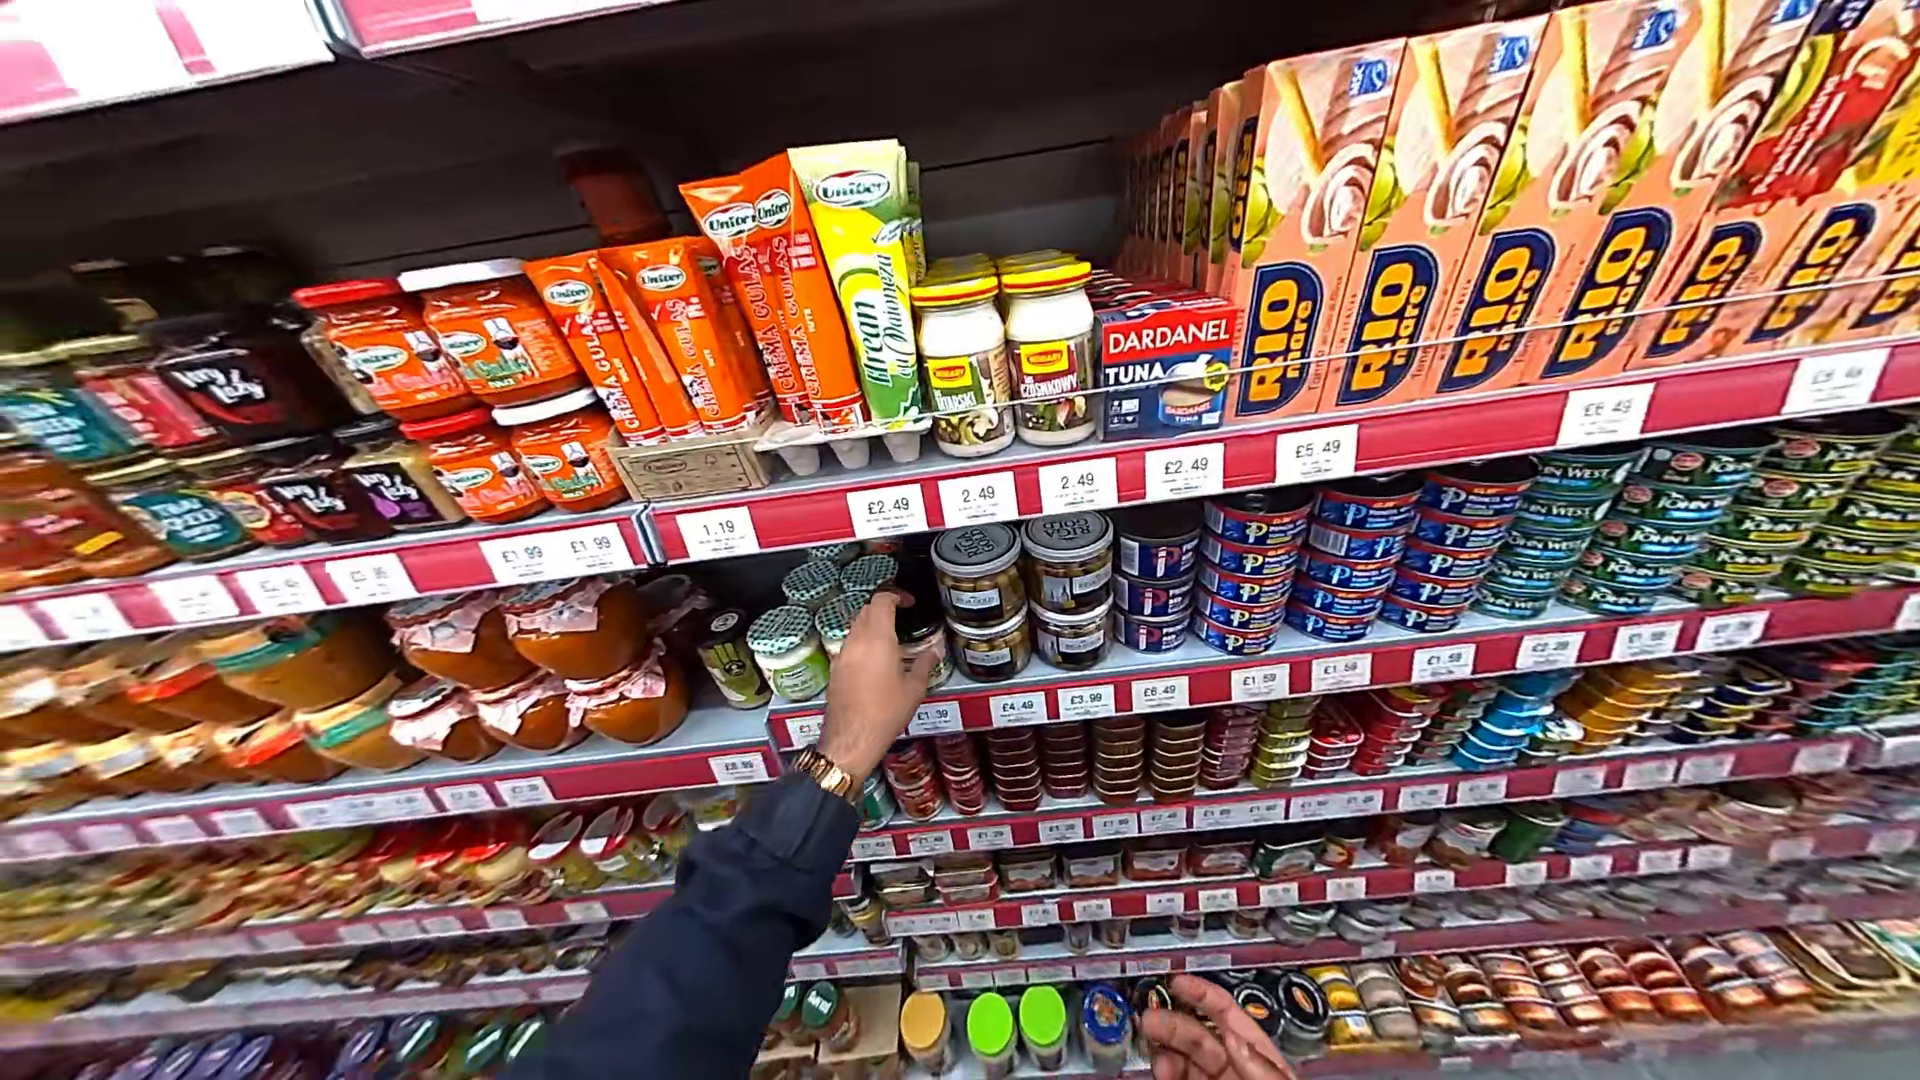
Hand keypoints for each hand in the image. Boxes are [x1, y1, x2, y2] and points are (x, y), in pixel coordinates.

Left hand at [819, 590, 935, 785]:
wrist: (851, 739)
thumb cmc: (885, 713)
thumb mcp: (914, 689)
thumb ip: (925, 663)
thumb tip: (935, 650)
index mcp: (878, 639)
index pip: (881, 600)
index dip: (895, 595)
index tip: (908, 602)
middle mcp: (856, 641)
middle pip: (866, 610)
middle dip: (883, 607)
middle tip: (901, 616)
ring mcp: (842, 654)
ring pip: (855, 626)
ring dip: (871, 624)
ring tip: (890, 638)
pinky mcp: (835, 669)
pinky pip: (849, 644)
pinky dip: (861, 641)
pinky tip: (875, 660)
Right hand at [1139, 975, 1296, 1079]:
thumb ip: (1261, 1069)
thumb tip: (1234, 1036)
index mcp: (1263, 1067)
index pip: (1231, 1017)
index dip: (1203, 993)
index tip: (1177, 982)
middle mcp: (1238, 1077)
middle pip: (1200, 1038)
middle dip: (1173, 1023)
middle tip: (1152, 1019)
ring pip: (1184, 1063)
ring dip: (1166, 1052)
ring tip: (1157, 1056)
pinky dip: (1165, 1074)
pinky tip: (1161, 1072)